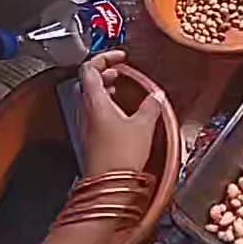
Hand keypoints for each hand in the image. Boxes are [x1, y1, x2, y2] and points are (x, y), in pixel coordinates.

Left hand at [79, 50, 162, 175]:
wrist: (109, 186)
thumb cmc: (121, 155)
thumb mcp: (143, 125)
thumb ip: (150, 106)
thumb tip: (156, 96)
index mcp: (94, 101)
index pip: (89, 68)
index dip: (104, 57)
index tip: (120, 57)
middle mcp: (85, 110)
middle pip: (89, 81)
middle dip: (107, 72)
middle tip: (123, 71)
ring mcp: (86, 124)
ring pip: (92, 97)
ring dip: (107, 89)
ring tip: (125, 89)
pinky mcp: (91, 137)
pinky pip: (96, 112)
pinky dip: (108, 104)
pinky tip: (124, 113)